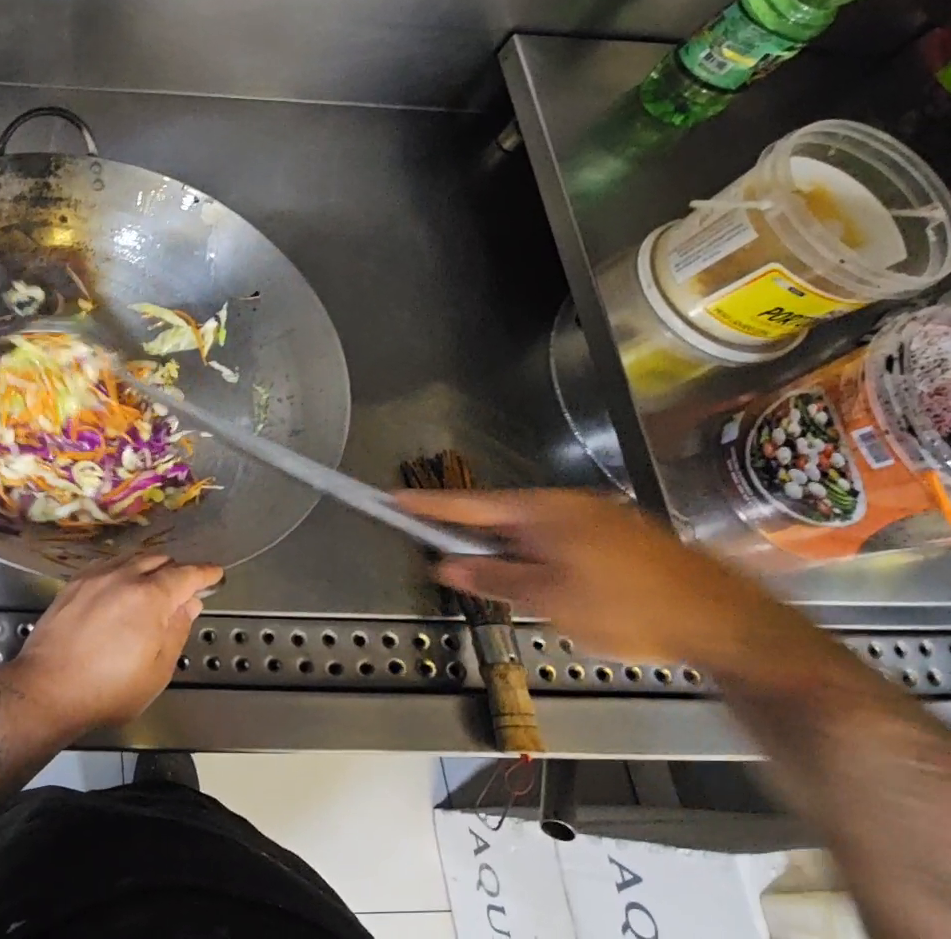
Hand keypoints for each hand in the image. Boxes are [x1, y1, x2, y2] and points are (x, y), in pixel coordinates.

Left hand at [7, 554, 222, 732]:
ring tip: (155, 585)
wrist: (48, 688)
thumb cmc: (109, 689)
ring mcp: (94, 577)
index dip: (204, 574)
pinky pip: (106, 565)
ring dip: (148, 567)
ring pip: (130, 559)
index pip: (185, 575)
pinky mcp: (73, 584)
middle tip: (185, 586)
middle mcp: (121, 577)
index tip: (215, 574)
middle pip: (157, 560)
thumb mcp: (158, 669)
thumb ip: (177, 629)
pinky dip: (122, 570)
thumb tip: (189, 603)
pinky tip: (121, 585)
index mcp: (149, 596)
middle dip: (176, 570)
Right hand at [397, 489, 784, 665]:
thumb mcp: (549, 600)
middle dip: (473, 534)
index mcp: (544, 513)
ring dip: (510, 550)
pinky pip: (561, 538)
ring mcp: (600, 518)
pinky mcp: (623, 537)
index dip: (428, 505)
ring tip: (505, 582)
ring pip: (534, 530)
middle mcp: (570, 506)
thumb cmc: (630, 609)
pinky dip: (540, 555)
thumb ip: (494, 579)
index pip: (470, 505)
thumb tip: (447, 564)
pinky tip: (550, 584)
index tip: (392, 498)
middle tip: (446, 552)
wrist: (728, 623)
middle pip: (502, 516)